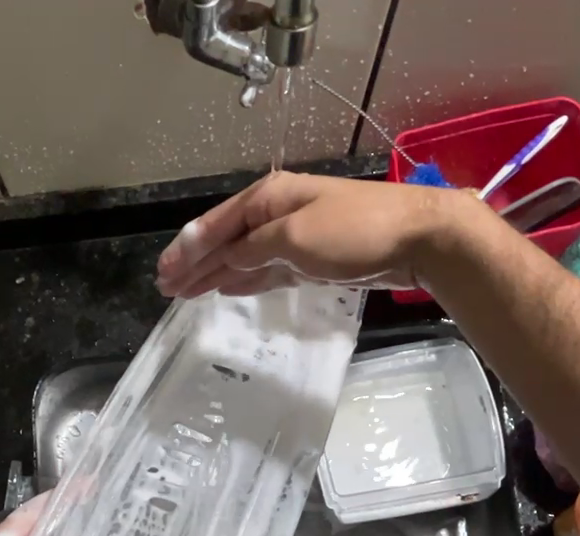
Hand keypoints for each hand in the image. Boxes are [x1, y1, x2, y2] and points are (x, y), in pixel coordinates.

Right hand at [155, 171, 469, 297]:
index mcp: (269, 199)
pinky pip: (264, 272)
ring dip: (213, 275)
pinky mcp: (310, 261)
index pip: (217, 225)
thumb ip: (254, 250)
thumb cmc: (355, 231)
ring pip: (242, 259)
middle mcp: (276, 214)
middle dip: (194, 264)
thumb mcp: (295, 238)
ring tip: (185, 292)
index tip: (163, 272)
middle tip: (165, 287)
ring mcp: (293, 238)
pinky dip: (242, 281)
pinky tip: (225, 289)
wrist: (416, 239)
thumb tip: (225, 261)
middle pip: (225, 242)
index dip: (187, 250)